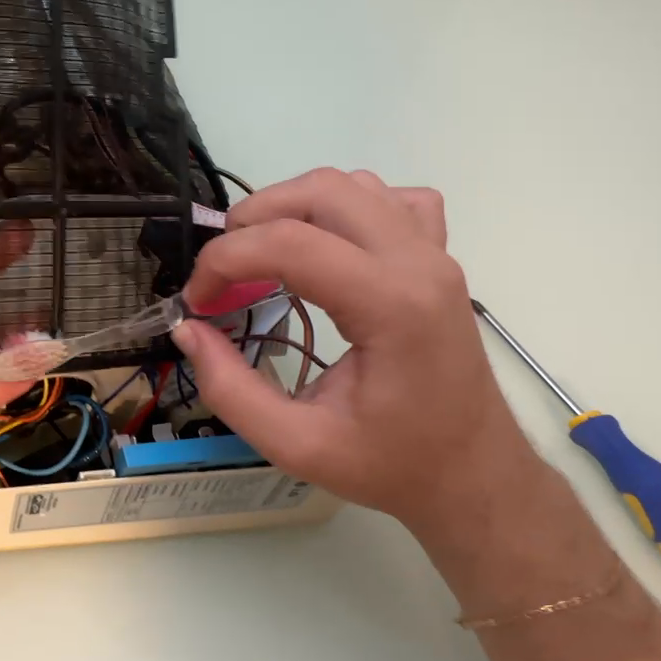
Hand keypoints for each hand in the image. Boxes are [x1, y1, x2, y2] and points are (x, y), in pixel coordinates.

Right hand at [171, 168, 546, 527]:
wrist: (473, 475)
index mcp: (390, 306)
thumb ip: (229, 388)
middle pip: (321, 192)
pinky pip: (390, 201)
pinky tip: (323, 249)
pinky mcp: (438, 259)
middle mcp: (418, 263)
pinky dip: (342, 209)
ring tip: (259, 258)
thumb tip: (188, 330)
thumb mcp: (294, 443)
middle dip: (251, 221)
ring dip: (290, 208)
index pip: (288, 243)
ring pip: (352, 185)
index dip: (223, 262)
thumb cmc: (389, 464)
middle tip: (221, 273)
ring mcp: (435, 255)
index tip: (196, 305)